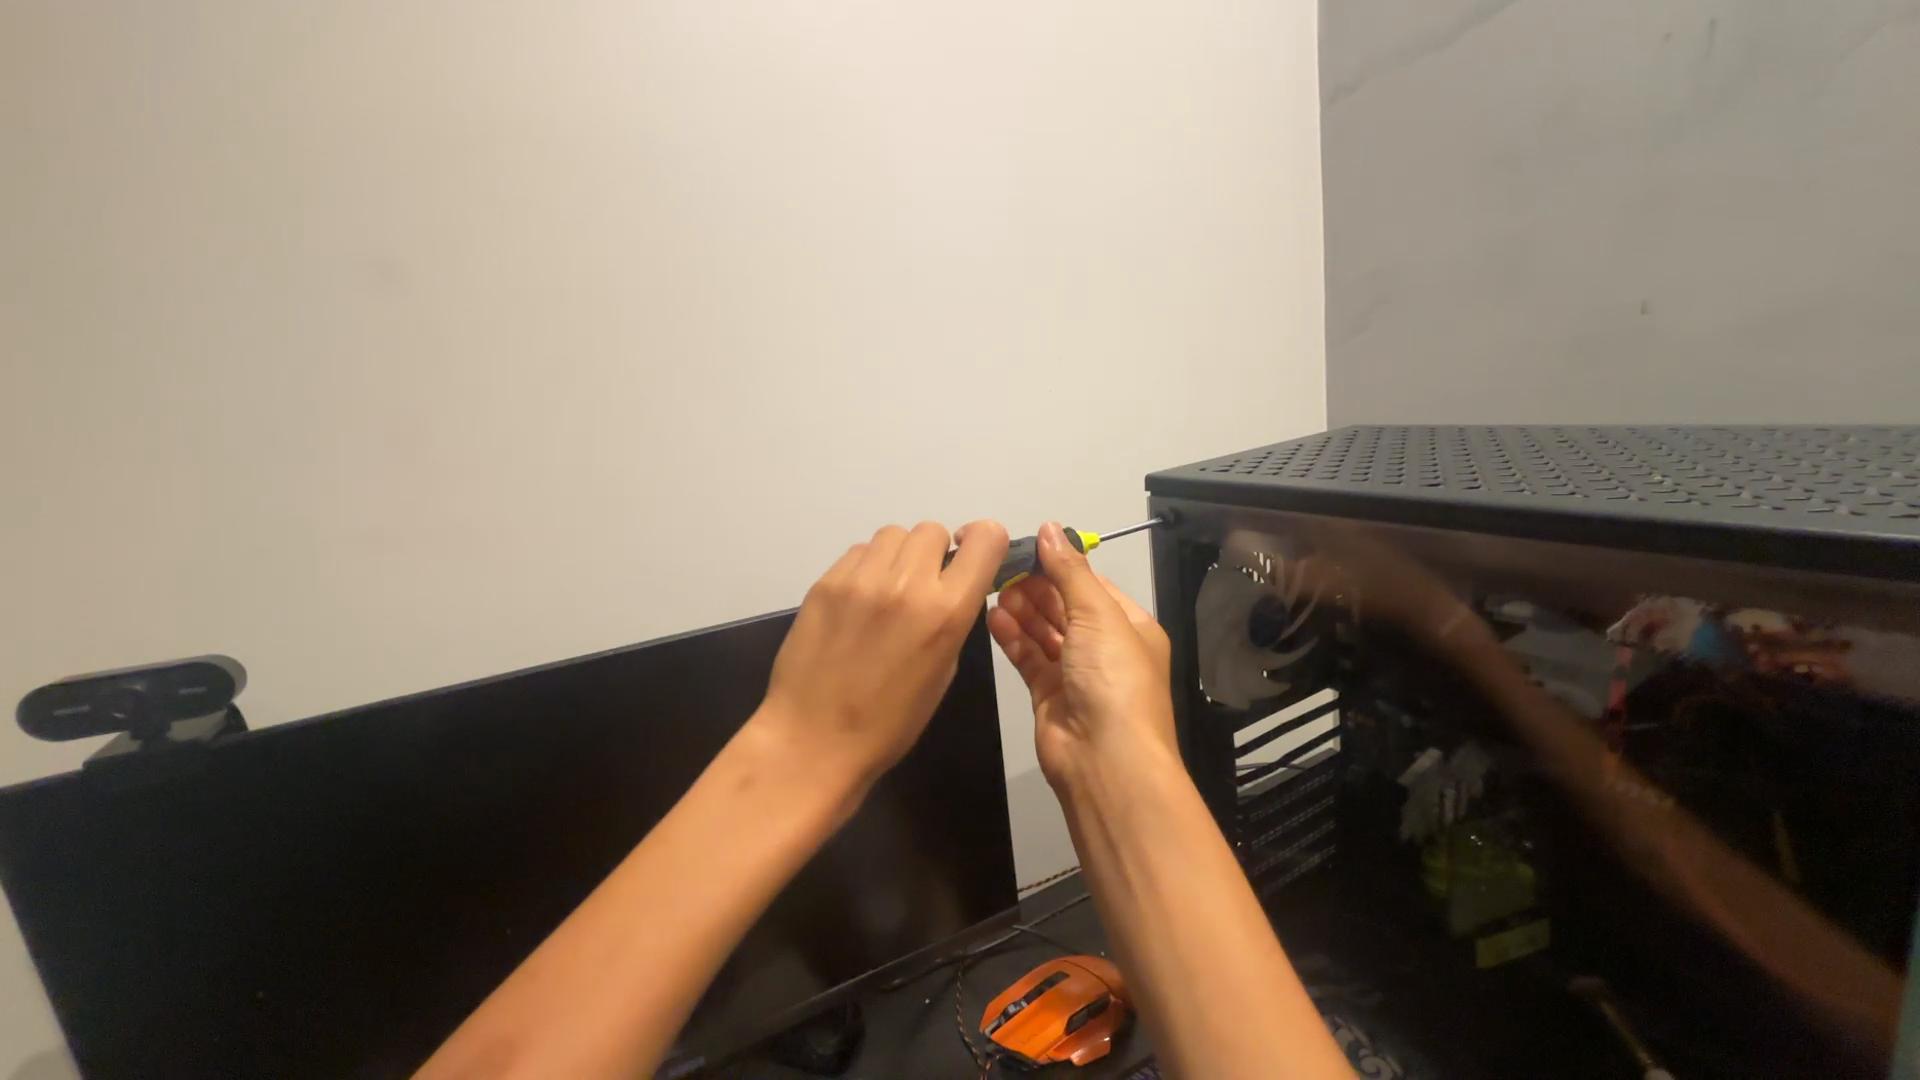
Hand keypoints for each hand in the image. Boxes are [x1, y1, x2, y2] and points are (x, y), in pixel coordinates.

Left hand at [757, 520, 1010, 788]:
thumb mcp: (942, 671)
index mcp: (946, 611)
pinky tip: (856, 603)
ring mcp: (862, 578)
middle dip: (935, 553)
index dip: (984, 542)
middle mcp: (907, 583)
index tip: (970, 560)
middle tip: (921, 587)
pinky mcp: (826, 581)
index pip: (985, 539)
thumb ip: (951, 619)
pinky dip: (866, 568)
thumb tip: (947, 588)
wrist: (814, 738)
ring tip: (886, 593)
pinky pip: (859, 552)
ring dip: (899, 556)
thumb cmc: (890, 721)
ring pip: (894, 534)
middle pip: (933, 530)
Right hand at [986, 522, 1177, 791]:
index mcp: (1130, 626)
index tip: (1026, 547)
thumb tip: (1050, 528)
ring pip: (1044, 632)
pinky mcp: (1049, 695)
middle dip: (1036, 588)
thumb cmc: (1113, 679)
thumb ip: (1070, 571)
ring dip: (1022, 610)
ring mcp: (1076, 673)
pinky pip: (1029, 658)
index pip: (1092, 585)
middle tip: (1002, 569)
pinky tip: (994, 618)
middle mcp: (1105, 649)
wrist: (1106, 760)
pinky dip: (1013, 638)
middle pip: (1065, 607)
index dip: (1060, 565)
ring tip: (995, 591)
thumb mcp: (1098, 615)